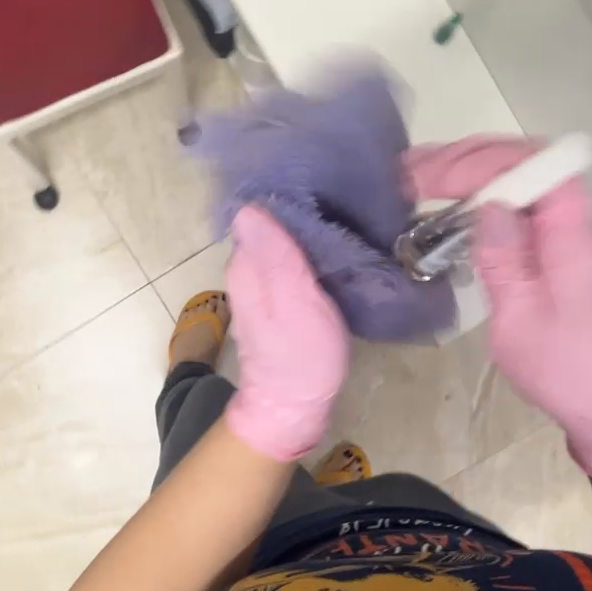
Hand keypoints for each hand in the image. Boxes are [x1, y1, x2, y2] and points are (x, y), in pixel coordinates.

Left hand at [222, 205, 349, 461]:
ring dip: (308, 231)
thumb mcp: (294, 300)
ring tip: (345, 218)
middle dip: (302, 209)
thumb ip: (275, 254)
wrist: (293, 407)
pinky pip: (289, 262)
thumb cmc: (300, 354)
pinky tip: (333, 250)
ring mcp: (259, 286)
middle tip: (345, 198)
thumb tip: (248, 207)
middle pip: (271, 223)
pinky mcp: (276, 300)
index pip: (261, 210)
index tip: (326, 184)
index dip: (291, 195)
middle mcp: (246, 270)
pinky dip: (309, 253)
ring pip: (281, 242)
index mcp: (247, 265)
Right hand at [404, 138, 591, 478]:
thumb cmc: (566, 370)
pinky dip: (472, 195)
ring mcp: (559, 233)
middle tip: (407, 173)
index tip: (432, 181)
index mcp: (572, 236)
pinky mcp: (546, 248)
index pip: (536, 166)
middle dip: (464, 159)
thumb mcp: (523, 322)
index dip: (482, 162)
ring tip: (411, 179)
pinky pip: (510, 203)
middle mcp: (571, 223)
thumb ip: (506, 262)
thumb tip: (490, 205)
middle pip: (523, 161)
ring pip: (515, 178)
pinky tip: (439, 205)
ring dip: (464, 171)